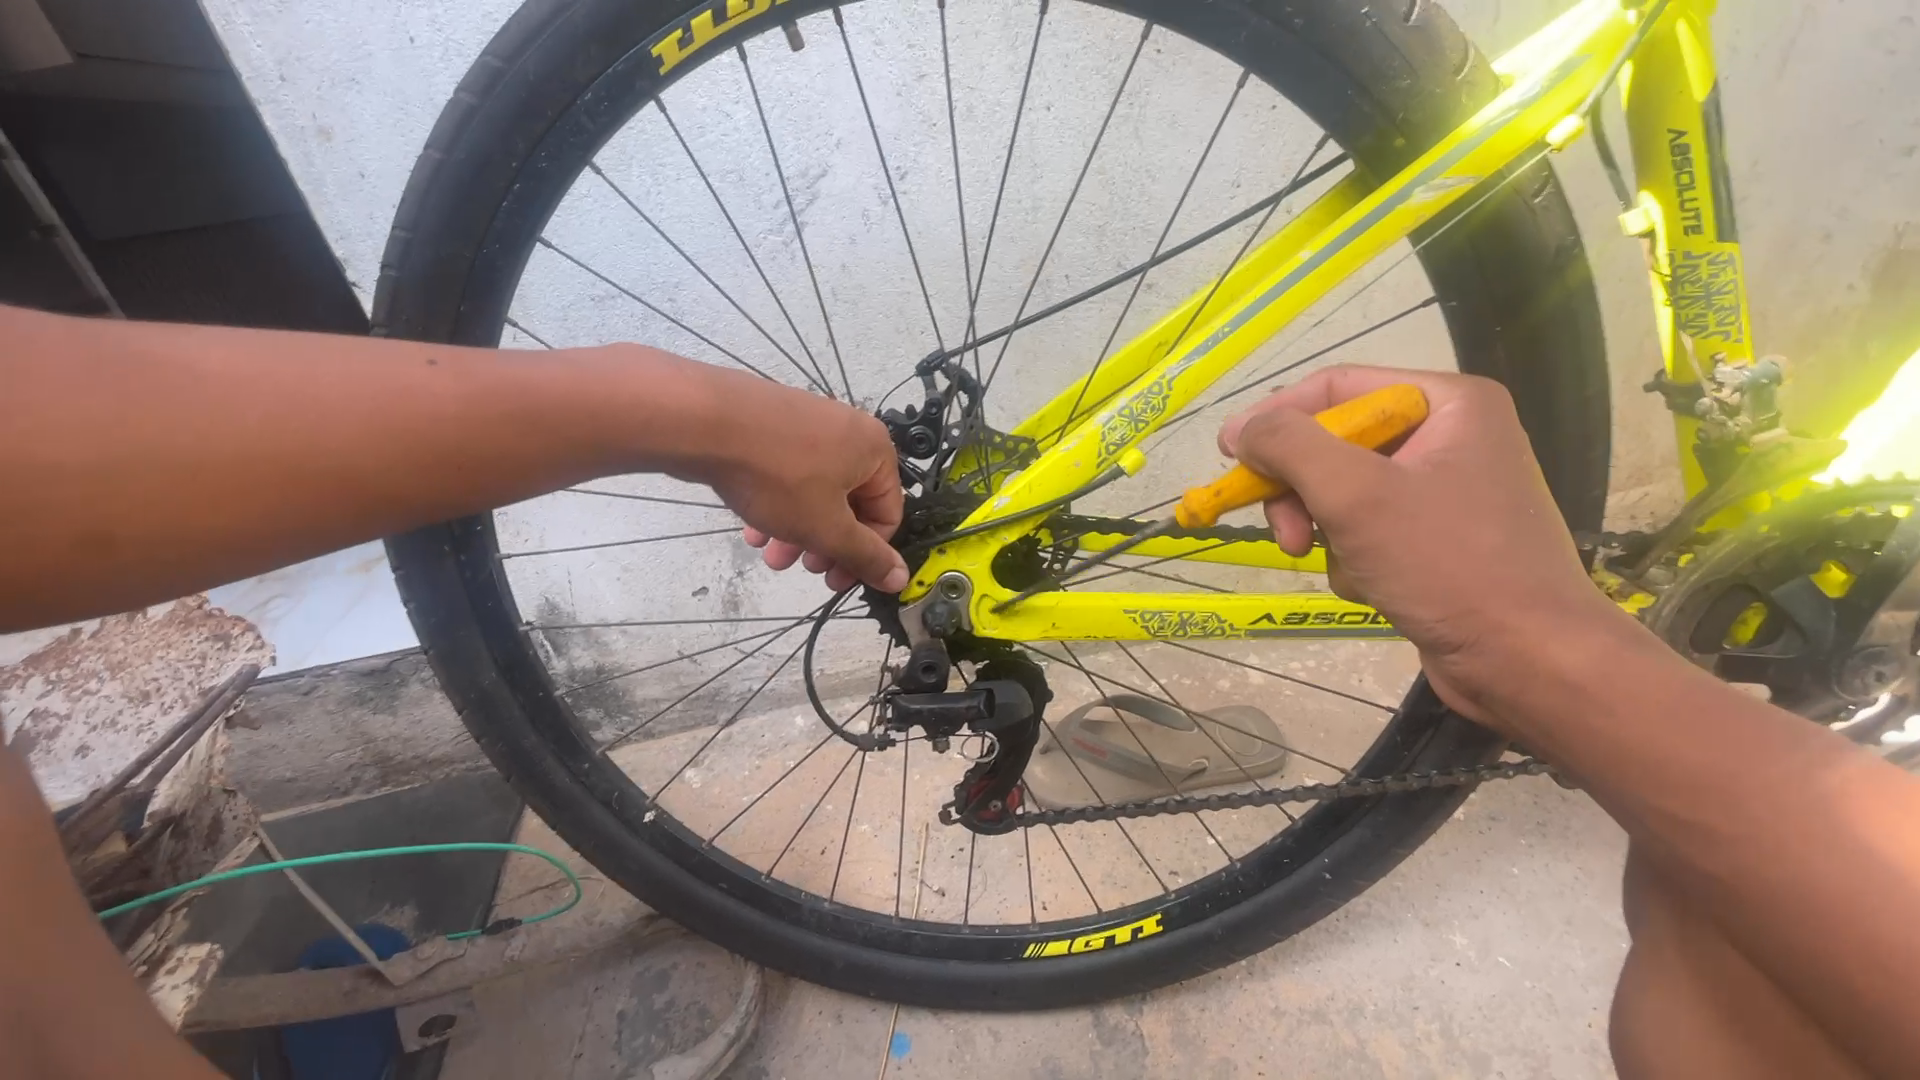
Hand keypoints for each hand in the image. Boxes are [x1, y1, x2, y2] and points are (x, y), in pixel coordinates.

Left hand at [684, 374, 907, 593]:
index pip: (887, 514)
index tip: (836, 579)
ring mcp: (810, 424)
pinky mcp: (776, 424)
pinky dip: (779, 504)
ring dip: (799, 531)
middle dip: (826, 545)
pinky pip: (790, 473)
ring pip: (816, 492)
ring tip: (772, 556)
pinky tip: (753, 530)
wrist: (705, 422)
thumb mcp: (826, 528)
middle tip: (804, 568)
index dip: (865, 554)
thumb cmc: (777, 476)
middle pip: (850, 504)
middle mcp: (849, 432)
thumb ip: (865, 556)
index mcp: (875, 451)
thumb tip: (900, 579)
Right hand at [1218, 365, 1621, 720]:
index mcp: (1447, 403)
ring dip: (1323, 528)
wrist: (1528, 659)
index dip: (1274, 416)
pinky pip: (1366, 527)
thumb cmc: (1446, 564)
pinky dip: (1351, 554)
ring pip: (1343, 490)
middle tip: (1282, 532)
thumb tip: (1240, 429)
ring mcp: (1444, 488)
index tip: (1227, 453)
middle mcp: (1449, 435)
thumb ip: (1289, 446)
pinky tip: (1368, 584)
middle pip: (1335, 442)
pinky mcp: (1436, 536)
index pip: (1335, 387)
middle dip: (1300, 489)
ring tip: (1334, 565)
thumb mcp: (1354, 494)